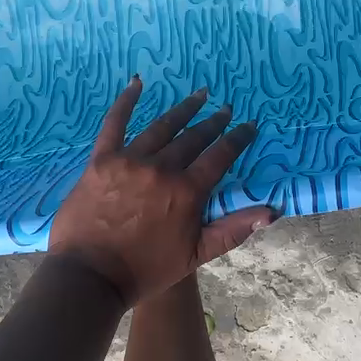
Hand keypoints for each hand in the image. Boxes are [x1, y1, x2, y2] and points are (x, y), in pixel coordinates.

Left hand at [48, 78, 275, 307]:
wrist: (89, 277)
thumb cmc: (145, 270)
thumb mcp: (196, 255)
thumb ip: (233, 230)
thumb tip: (271, 211)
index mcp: (187, 191)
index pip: (220, 155)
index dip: (237, 138)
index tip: (248, 126)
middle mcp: (162, 168)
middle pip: (193, 137)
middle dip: (213, 122)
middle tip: (225, 109)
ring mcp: (130, 160)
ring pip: (162, 126)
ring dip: (183, 109)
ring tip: (198, 96)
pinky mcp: (102, 160)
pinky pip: (115, 123)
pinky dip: (126, 101)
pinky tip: (137, 83)